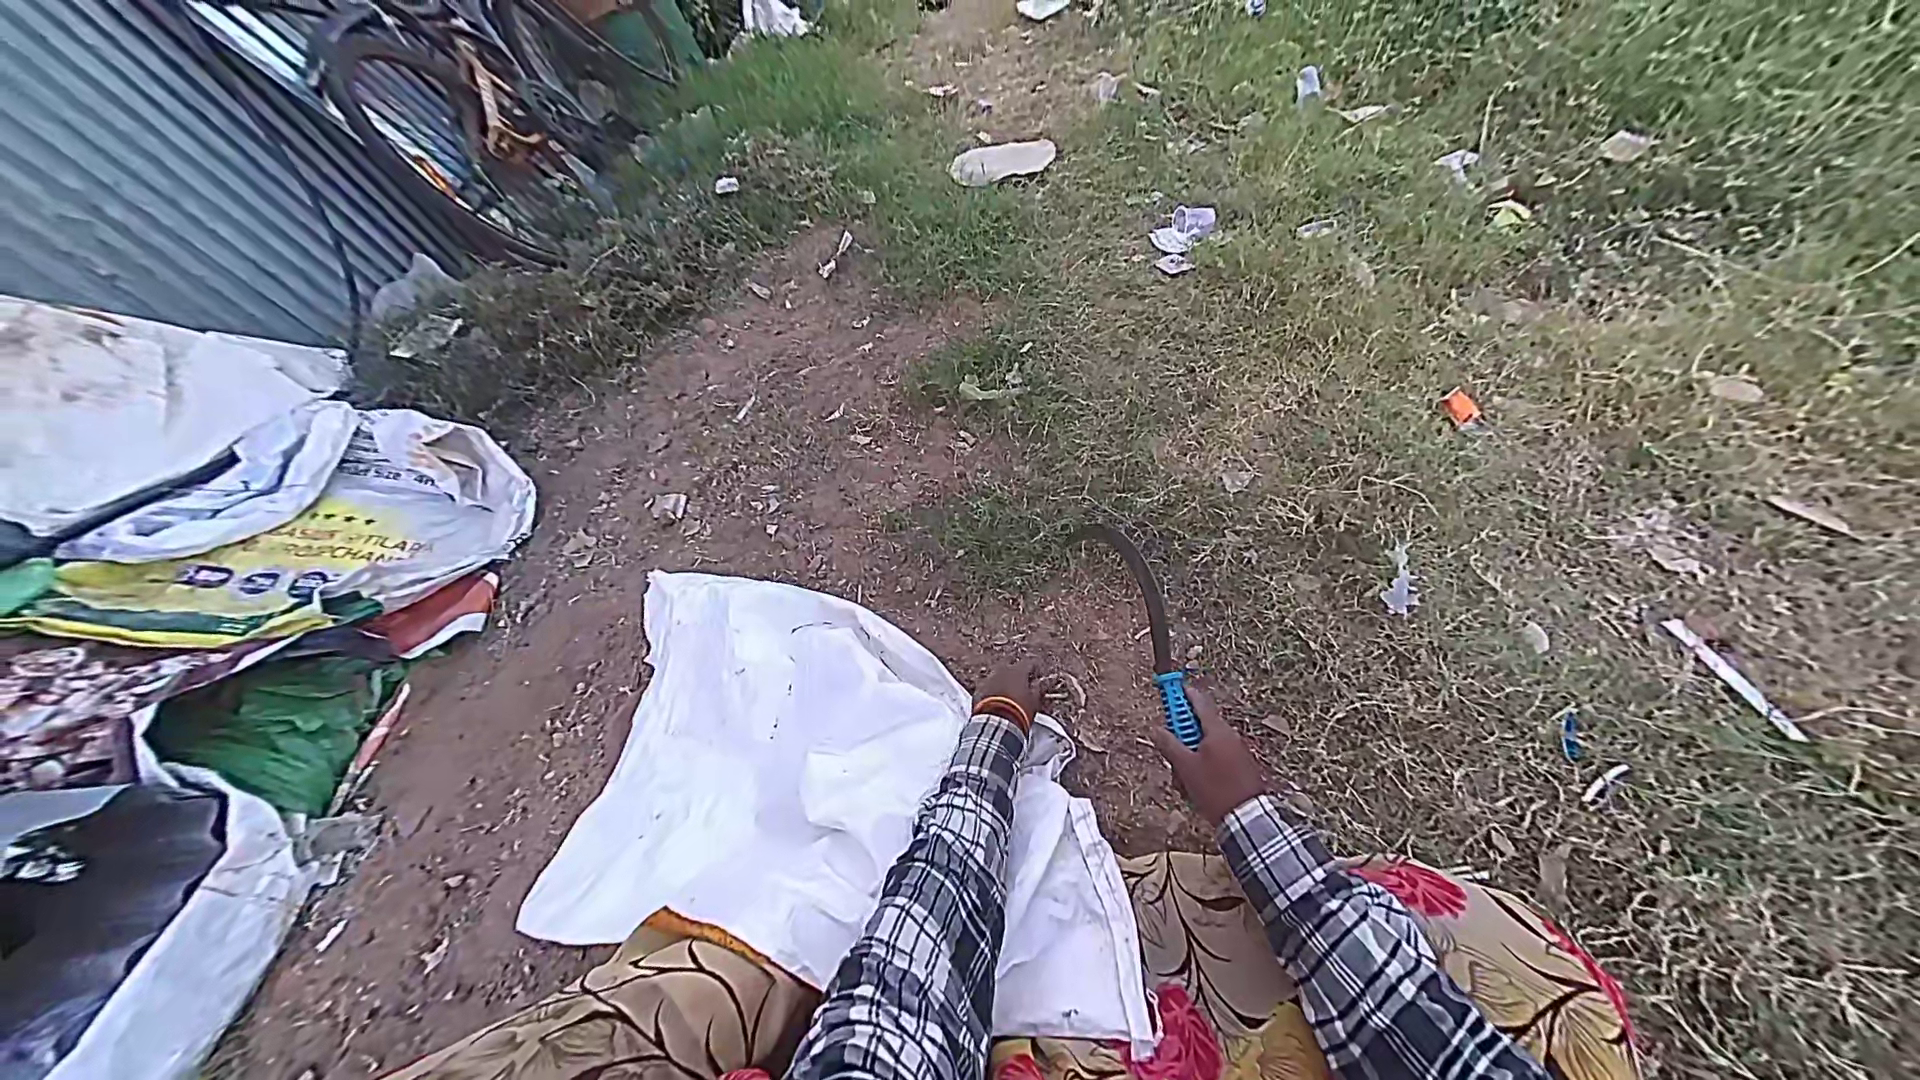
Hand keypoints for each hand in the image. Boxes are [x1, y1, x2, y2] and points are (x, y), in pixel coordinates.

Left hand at [973, 659, 1042, 723]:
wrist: (996, 723)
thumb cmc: (1019, 711)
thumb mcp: (1034, 702)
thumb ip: (1036, 689)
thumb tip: (1037, 683)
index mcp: (1019, 671)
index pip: (1028, 663)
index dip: (1033, 668)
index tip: (1035, 674)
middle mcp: (1002, 671)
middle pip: (1010, 666)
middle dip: (1015, 672)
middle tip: (1020, 681)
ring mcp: (989, 679)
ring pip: (997, 675)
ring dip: (1002, 680)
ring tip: (1006, 691)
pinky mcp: (979, 689)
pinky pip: (987, 685)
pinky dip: (992, 689)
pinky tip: (995, 698)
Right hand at [1150, 681, 1267, 825]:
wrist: (1248, 820)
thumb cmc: (1215, 789)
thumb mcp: (1185, 766)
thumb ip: (1169, 744)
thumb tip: (1156, 729)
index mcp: (1216, 730)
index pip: (1198, 701)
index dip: (1181, 694)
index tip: (1168, 690)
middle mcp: (1229, 736)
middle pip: (1199, 724)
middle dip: (1182, 735)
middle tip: (1171, 750)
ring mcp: (1236, 751)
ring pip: (1205, 744)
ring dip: (1190, 755)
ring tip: (1183, 778)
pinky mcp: (1240, 767)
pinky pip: (1215, 758)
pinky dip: (1202, 766)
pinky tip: (1195, 786)